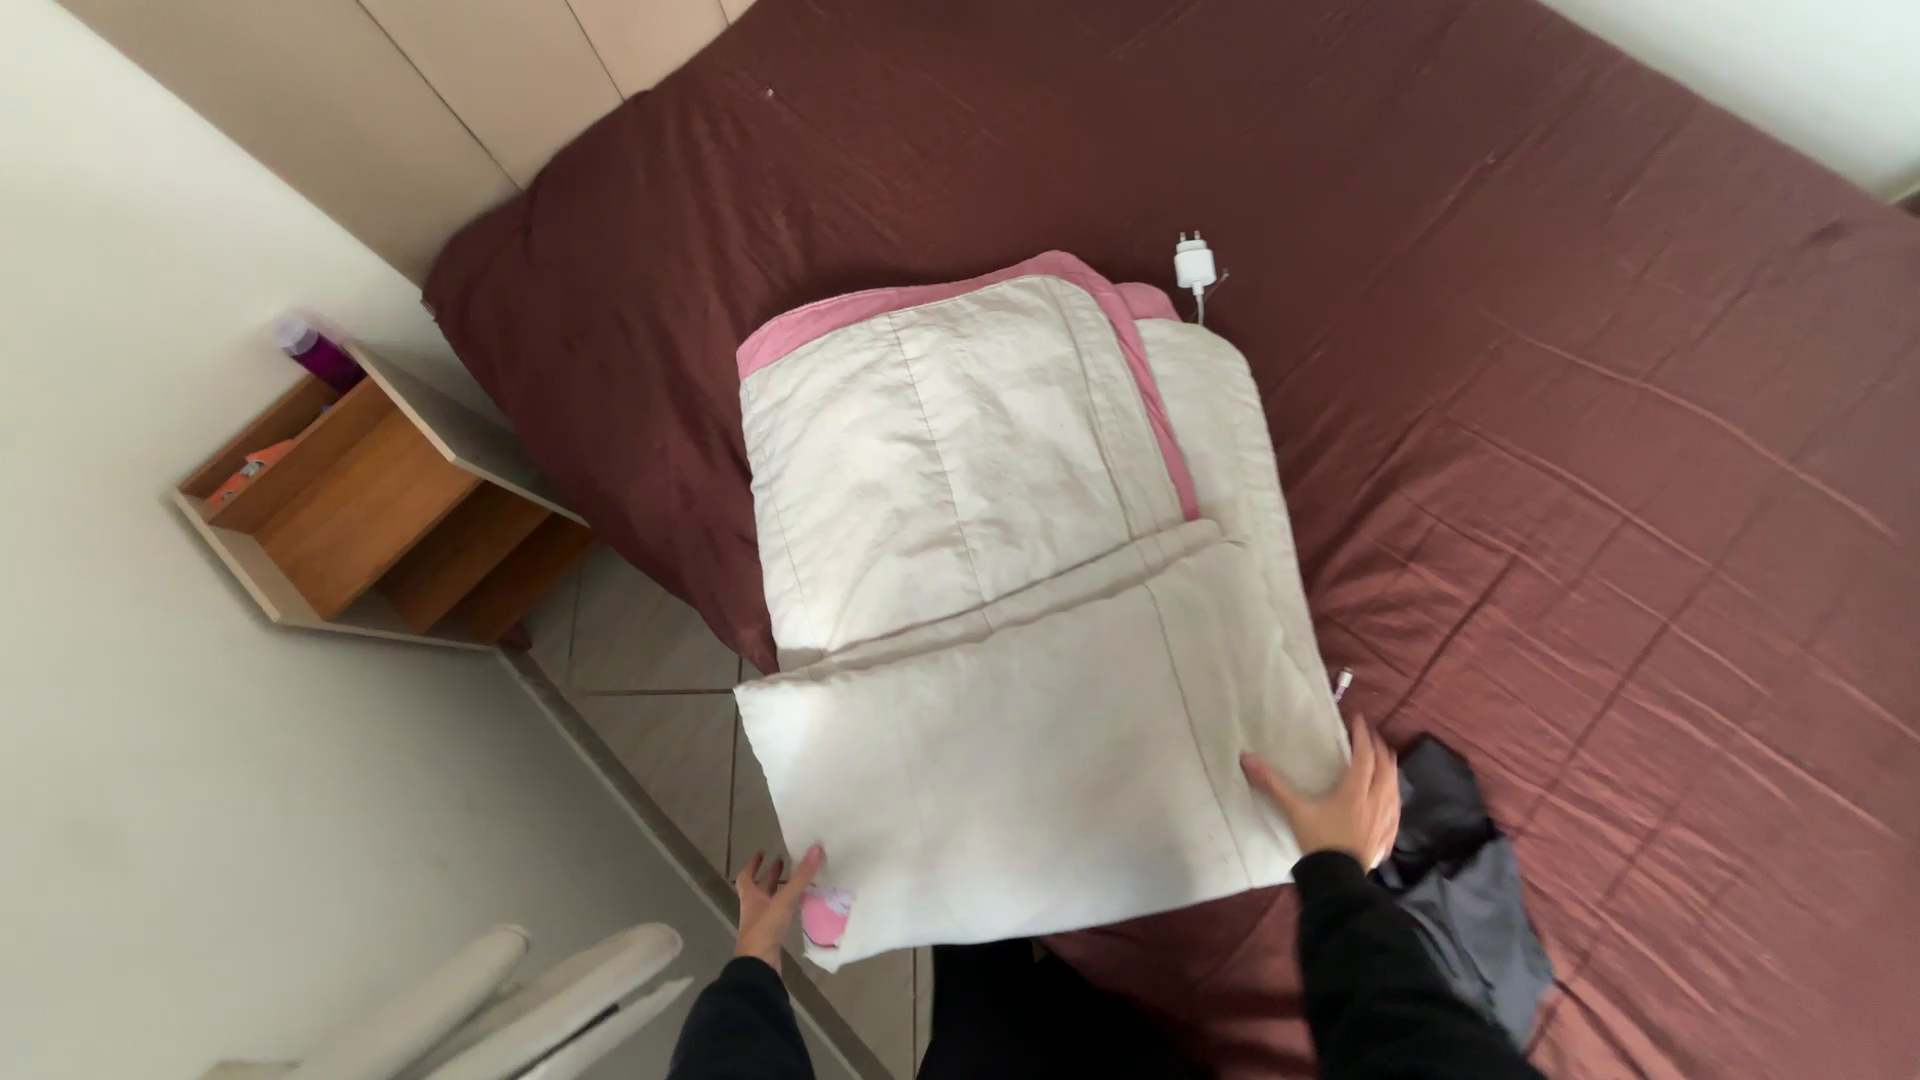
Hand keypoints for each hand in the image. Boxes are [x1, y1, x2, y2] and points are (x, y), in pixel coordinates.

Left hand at [733, 844, 823, 973]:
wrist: (759, 967)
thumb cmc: (765, 930)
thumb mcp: (784, 900)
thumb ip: (800, 876)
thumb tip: (816, 848)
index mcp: (751, 898)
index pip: (746, 877)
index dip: (752, 864)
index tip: (762, 852)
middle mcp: (754, 909)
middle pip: (760, 889)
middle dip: (771, 875)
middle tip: (784, 862)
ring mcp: (762, 924)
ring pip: (771, 902)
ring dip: (781, 890)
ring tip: (797, 880)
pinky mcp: (772, 937)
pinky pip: (780, 916)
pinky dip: (788, 907)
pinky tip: (800, 904)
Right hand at [1241, 713, 1400, 867]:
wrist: (1338, 879)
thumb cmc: (1318, 841)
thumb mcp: (1294, 811)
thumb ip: (1272, 784)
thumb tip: (1247, 758)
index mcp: (1355, 791)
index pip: (1364, 756)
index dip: (1362, 735)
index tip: (1358, 719)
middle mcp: (1376, 801)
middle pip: (1386, 767)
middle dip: (1379, 748)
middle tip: (1369, 736)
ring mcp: (1386, 819)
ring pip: (1395, 786)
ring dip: (1389, 768)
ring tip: (1381, 760)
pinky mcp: (1389, 834)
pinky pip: (1397, 807)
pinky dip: (1393, 793)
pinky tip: (1388, 796)